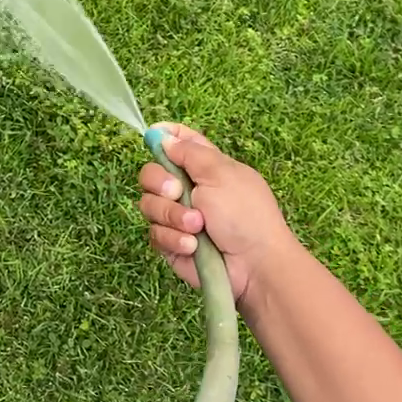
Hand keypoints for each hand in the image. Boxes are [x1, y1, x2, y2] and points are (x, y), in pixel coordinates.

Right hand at [138, 123, 300, 303]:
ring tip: (196, 227)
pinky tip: (192, 246)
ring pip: (148, 204)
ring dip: (171, 215)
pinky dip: (173, 238)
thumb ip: (190, 152)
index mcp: (204, 167)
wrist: (253, 265)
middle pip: (150, 173)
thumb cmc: (245, 214)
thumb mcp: (222, 174)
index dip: (163, 136)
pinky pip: (154, 232)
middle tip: (177, 192)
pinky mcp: (169, 241)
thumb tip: (164, 137)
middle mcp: (187, 188)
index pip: (178, 142)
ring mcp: (176, 216)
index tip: (152, 136)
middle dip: (159, 182)